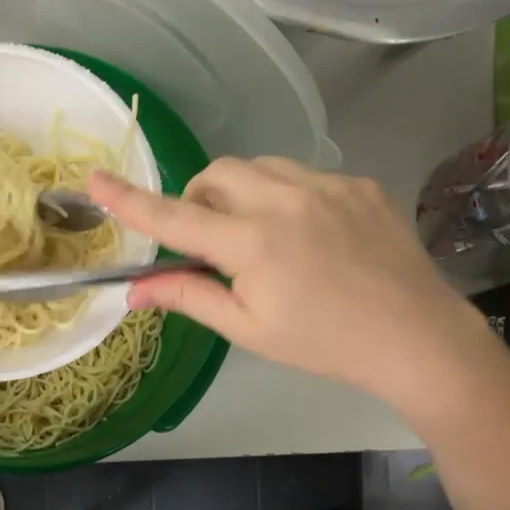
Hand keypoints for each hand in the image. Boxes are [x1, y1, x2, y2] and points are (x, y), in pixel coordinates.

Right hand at [89, 159, 493, 400]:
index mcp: (253, 242)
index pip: (174, 215)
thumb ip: (189, 297)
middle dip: (198, 199)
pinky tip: (305, 237)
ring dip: (238, 192)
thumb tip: (134, 290)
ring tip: (256, 238)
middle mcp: (286, 199)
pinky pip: (301, 174)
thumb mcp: (247, 328)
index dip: (130, 200)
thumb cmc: (322, 343)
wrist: (414, 335)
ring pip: (259, 166)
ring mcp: (328, 184)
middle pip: (217, 173)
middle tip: (207, 243)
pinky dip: (283, 197)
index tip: (94, 179)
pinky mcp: (358, 183)